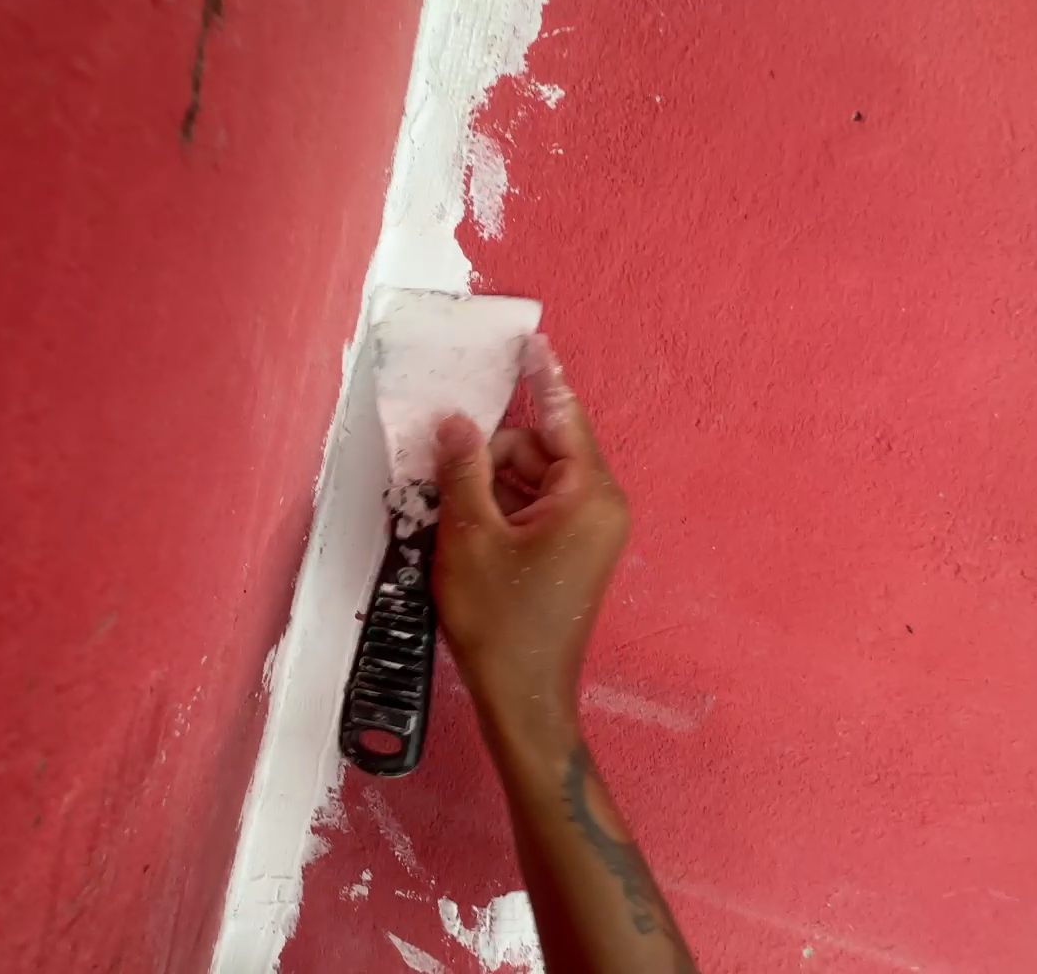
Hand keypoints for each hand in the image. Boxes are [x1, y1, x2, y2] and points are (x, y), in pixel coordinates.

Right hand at [431, 335, 628, 733]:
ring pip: (528, 478)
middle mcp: (597, 506)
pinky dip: (496, 505)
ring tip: (447, 512)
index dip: (542, 377)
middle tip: (439, 475)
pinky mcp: (569, 549)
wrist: (522, 695)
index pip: (563, 416)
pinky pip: (530, 505)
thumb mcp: (468, 536)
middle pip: (536, 449)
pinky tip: (462, 524)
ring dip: (486, 483)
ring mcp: (585, 530)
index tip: (530, 341)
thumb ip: (462, 469)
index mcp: (587, 496)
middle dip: (488, 454)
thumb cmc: (498, 618)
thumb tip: (455, 422)